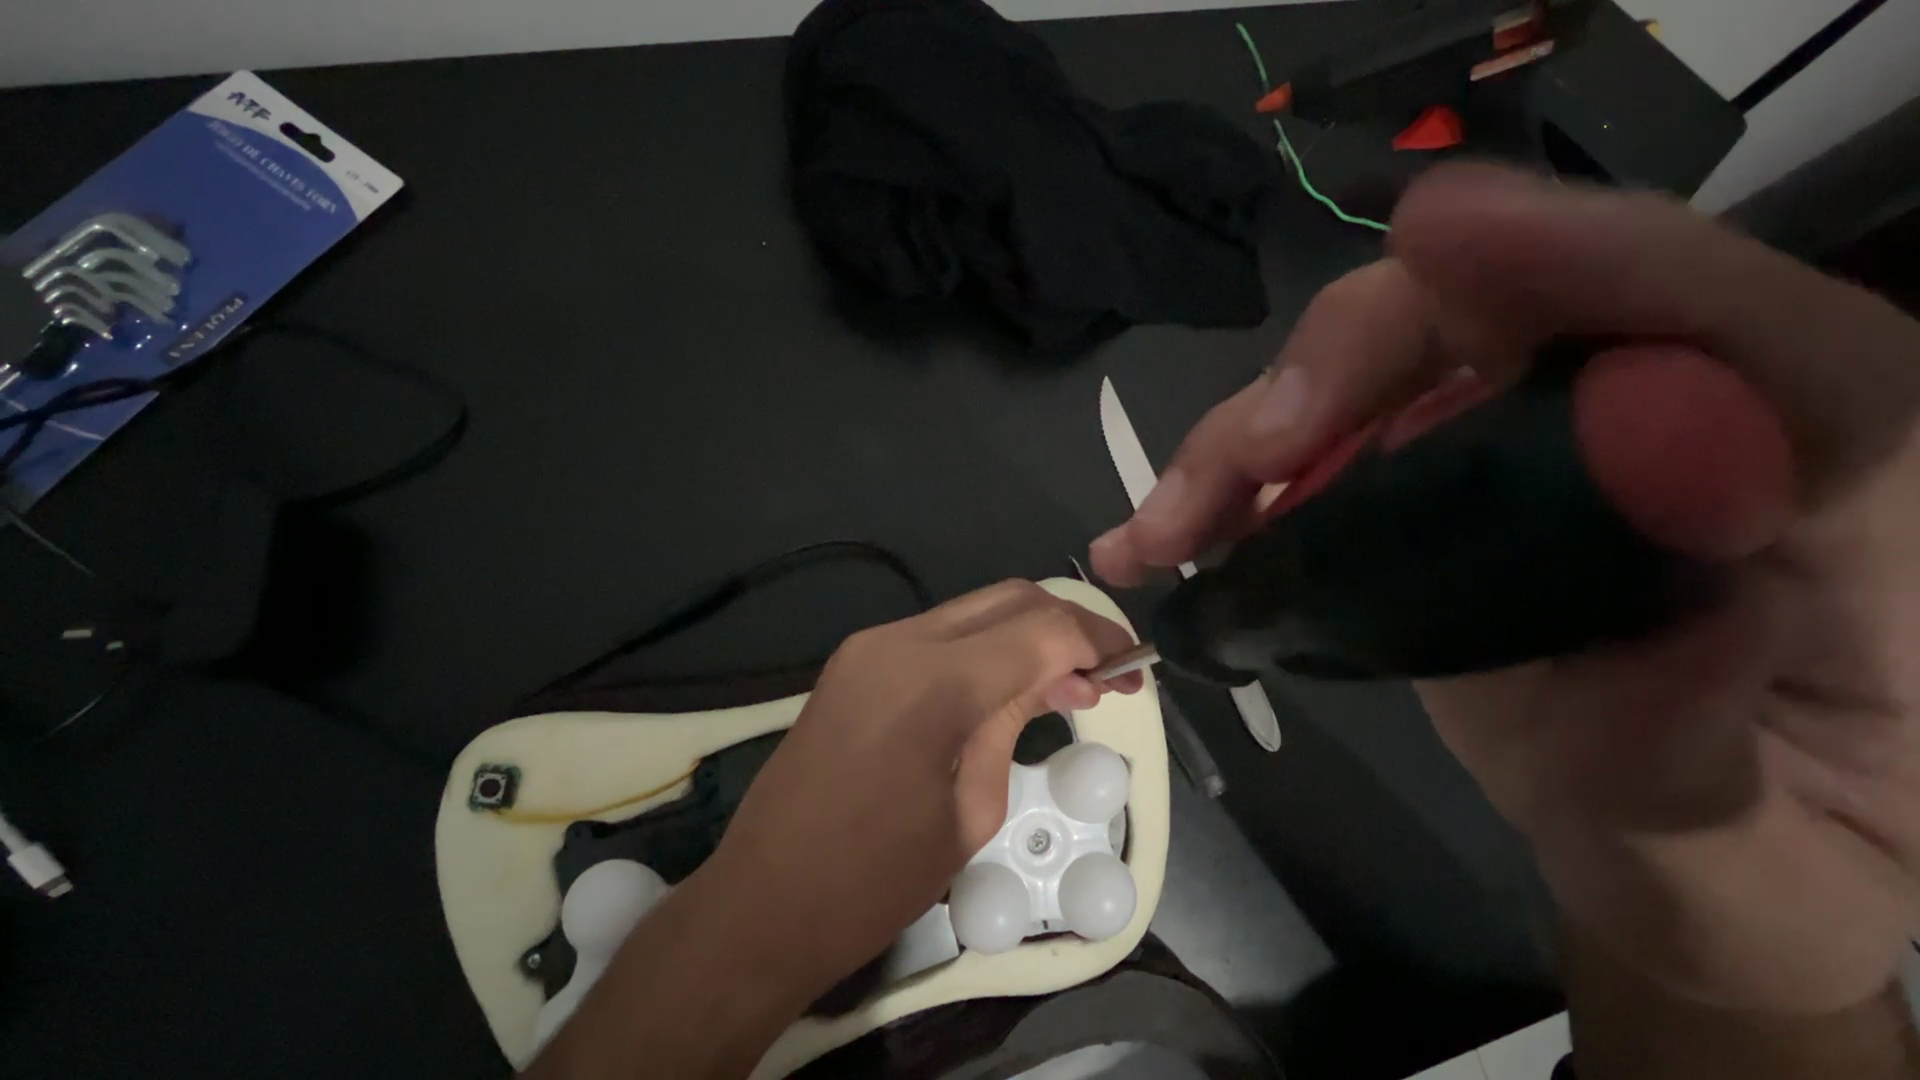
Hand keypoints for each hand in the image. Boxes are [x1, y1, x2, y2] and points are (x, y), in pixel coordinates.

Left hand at [703, 580, 1140, 994]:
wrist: (763, 903)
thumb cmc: (875, 882)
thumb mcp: (971, 810)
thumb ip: (1013, 722)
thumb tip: (1059, 679)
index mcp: (933, 682)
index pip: (1042, 628)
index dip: (1098, 641)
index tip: (1134, 671)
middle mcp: (897, 641)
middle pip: (1010, 599)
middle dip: (1068, 627)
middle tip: (1107, 677)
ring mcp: (868, 646)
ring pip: (973, 610)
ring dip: (1027, 635)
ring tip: (1068, 686)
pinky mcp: (854, 662)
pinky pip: (937, 635)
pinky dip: (985, 648)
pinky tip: (1007, 686)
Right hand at [1091, 164, 1919, 1013]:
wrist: (1687, 861)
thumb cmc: (1759, 864)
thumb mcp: (1752, 867)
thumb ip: (1696, 771)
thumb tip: (1665, 637)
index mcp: (1827, 487)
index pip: (1735, 323)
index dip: (1586, 257)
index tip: (1439, 234)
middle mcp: (1660, 427)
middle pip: (1496, 312)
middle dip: (1353, 356)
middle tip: (1254, 452)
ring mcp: (1525, 449)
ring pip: (1374, 373)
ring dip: (1254, 435)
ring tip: (1165, 529)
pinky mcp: (1433, 487)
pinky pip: (1325, 446)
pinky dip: (1235, 483)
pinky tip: (1163, 535)